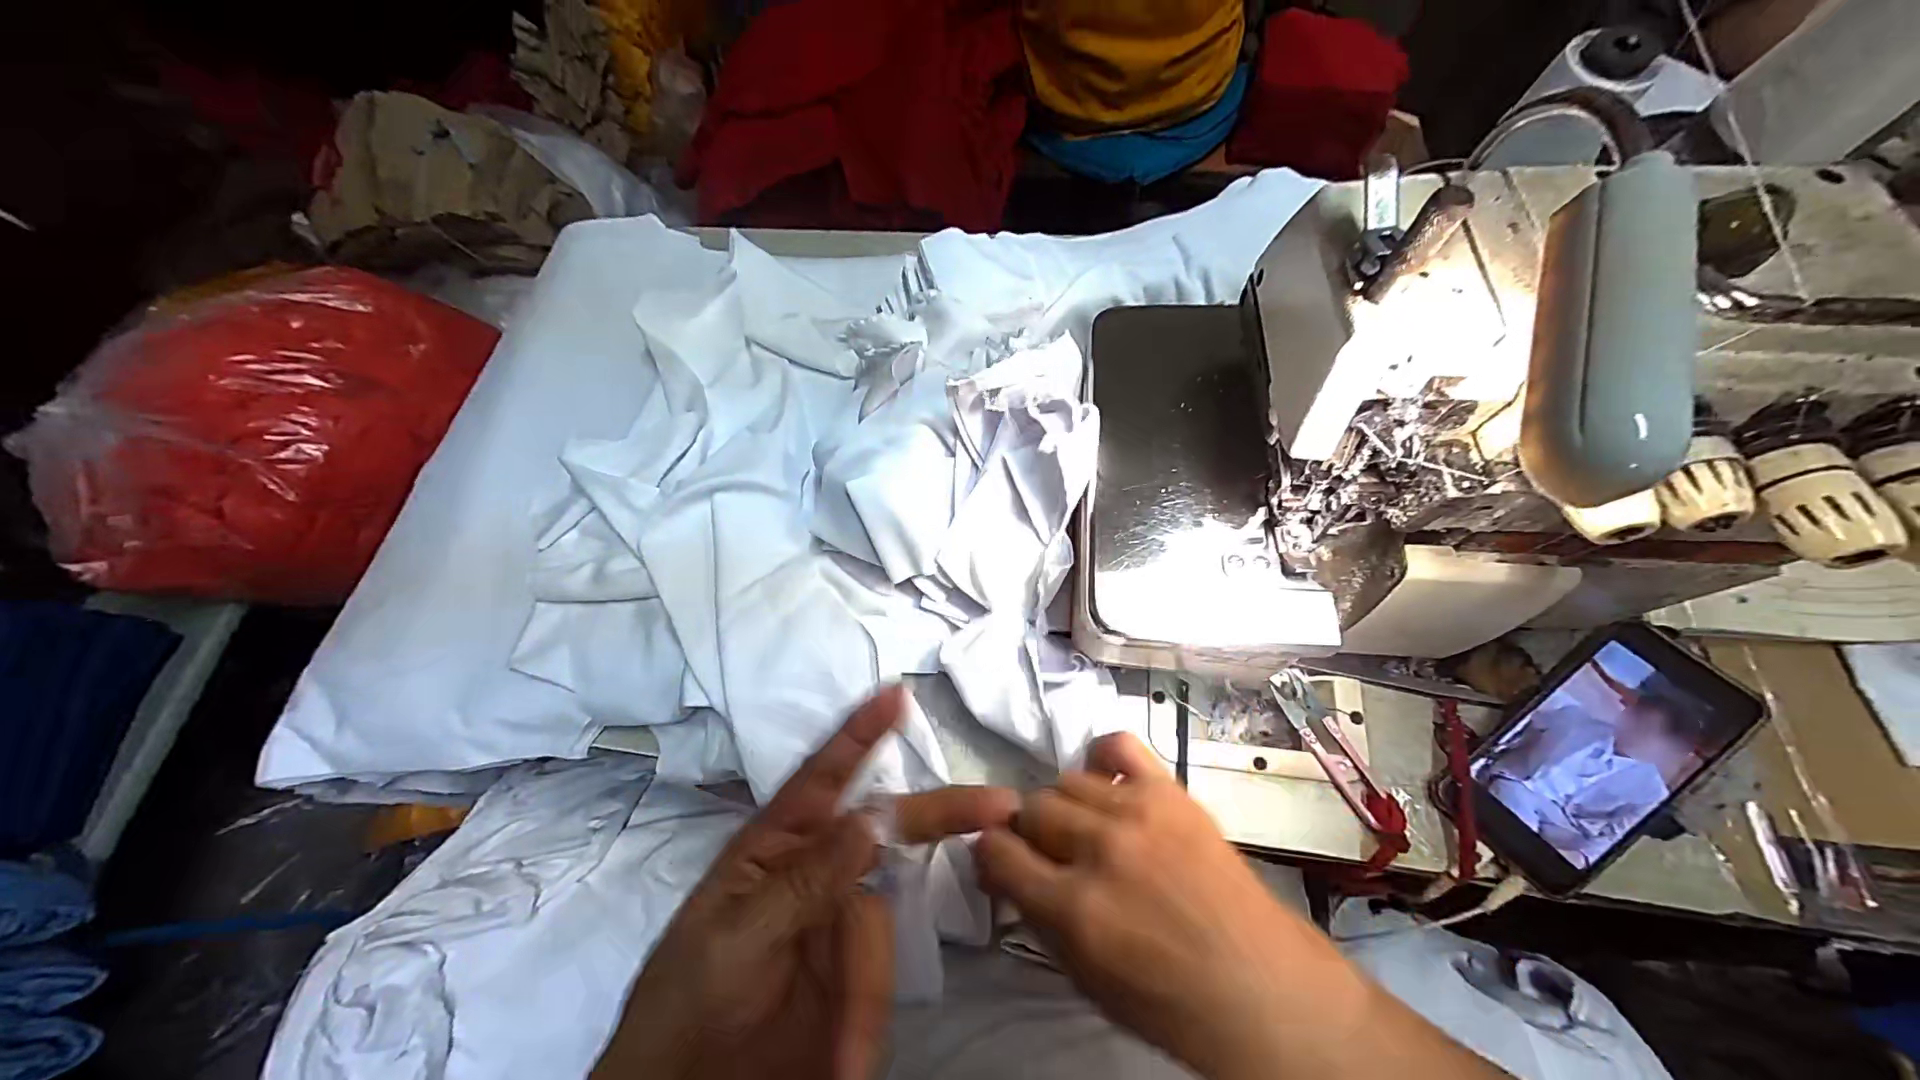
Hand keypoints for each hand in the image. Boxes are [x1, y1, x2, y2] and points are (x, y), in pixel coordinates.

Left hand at [594, 686, 1017, 1079]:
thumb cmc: (688, 1006)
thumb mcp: (736, 938)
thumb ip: (807, 878)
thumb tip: (871, 816)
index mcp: (773, 845)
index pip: (823, 777)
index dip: (861, 733)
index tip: (898, 693)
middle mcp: (814, 868)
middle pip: (886, 826)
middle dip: (939, 813)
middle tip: (997, 805)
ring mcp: (837, 919)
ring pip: (884, 917)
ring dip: (862, 985)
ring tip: (831, 1049)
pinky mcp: (854, 969)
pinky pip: (882, 970)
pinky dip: (866, 1010)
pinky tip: (836, 1058)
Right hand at [975, 733, 1373, 1079]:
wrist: (1263, 988)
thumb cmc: (1169, 1000)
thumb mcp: (1085, 978)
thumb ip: (1036, 916)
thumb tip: (1002, 870)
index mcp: (1075, 909)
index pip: (996, 851)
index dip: (991, 856)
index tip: (1002, 862)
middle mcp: (1100, 849)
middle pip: (1031, 808)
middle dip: (1031, 832)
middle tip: (1053, 854)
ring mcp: (1137, 812)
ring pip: (1065, 780)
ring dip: (1066, 807)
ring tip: (1087, 829)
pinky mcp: (1170, 791)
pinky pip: (1117, 744)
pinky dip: (1102, 759)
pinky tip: (1109, 786)